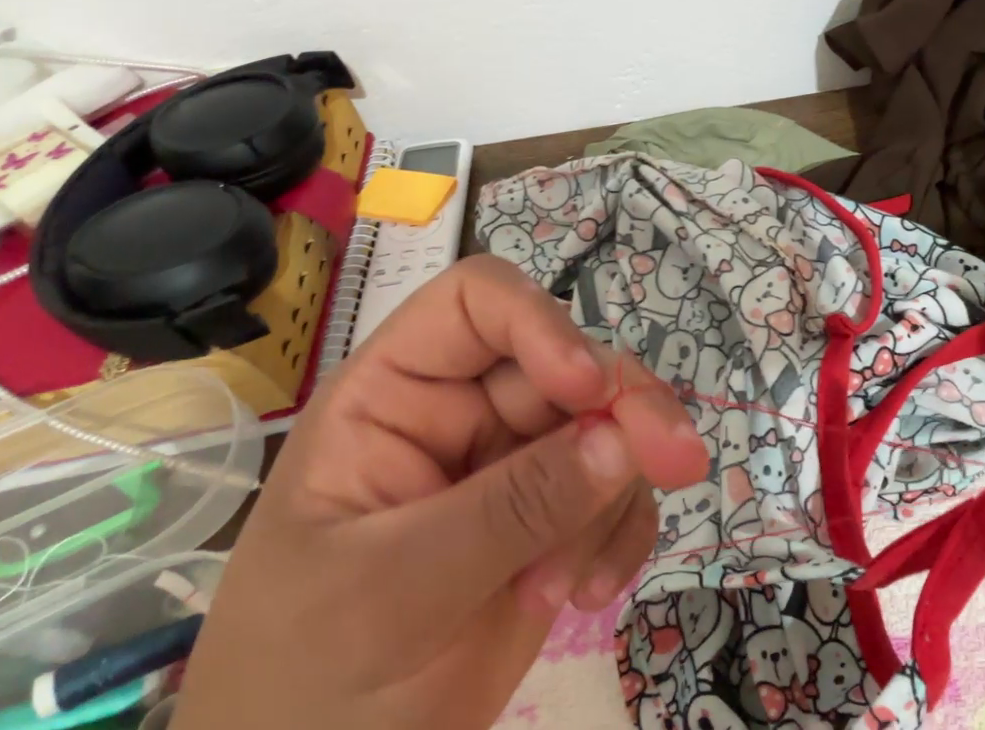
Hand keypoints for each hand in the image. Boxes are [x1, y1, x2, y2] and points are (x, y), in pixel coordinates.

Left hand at [173, 257, 708, 729]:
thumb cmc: (305, 680)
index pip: (478, 305)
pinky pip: (621, 495)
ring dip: (614, 499)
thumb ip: (510, 510)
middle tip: (679, 463)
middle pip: (571, 365)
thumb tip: (621, 440)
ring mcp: (516, 469)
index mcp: (397, 397)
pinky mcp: (556, 523)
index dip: (540, 323)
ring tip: (571, 588)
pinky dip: (622, 538)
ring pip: (609, 430)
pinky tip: (587, 597)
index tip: (586, 388)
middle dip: (625, 413)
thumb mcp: (394, 590)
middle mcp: (465, 415)